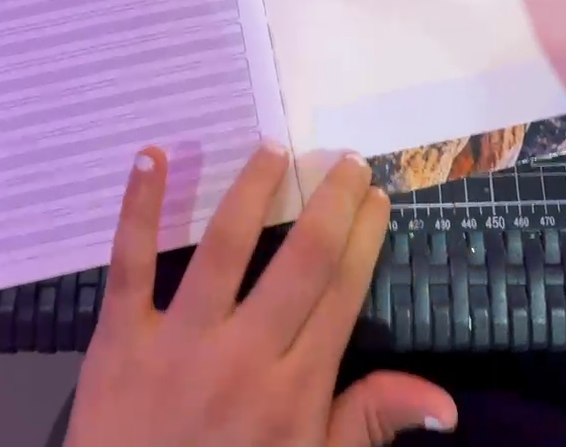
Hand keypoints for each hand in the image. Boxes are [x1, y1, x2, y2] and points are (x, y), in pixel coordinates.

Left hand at [66, 142, 457, 446]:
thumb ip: (368, 424)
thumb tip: (445, 401)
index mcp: (295, 388)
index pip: (341, 292)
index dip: (364, 237)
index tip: (376, 195)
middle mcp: (245, 353)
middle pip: (302, 259)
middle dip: (331, 202)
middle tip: (346, 159)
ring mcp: (180, 339)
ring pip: (226, 245)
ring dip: (253, 188)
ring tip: (274, 147)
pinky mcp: (120, 336)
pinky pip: (130, 263)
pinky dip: (140, 207)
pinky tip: (152, 155)